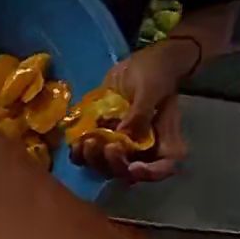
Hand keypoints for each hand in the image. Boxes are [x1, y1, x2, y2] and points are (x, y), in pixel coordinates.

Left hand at [74, 39, 196, 182]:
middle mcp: (142, 151)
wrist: (138, 64)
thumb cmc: (153, 72)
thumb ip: (140, 112)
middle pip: (127, 173)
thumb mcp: (150, 88)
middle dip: (113, 164)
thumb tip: (124, 135)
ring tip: (87, 141)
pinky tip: (76, 142)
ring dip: (93, 160)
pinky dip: (79, 154)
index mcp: (163, 141)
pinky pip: (87, 158)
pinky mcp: (101, 142)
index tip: (134, 167)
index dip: (149, 174)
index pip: (163, 168)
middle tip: (105, 145)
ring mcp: (120, 148)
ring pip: (105, 168)